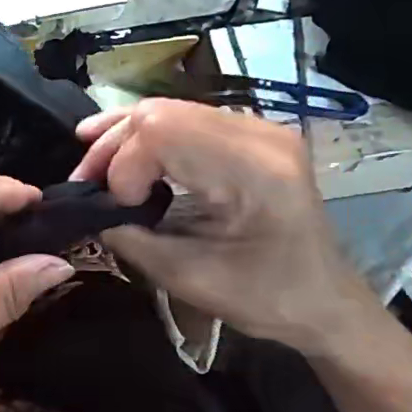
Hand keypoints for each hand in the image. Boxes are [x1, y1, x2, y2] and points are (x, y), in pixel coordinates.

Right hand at [69, 99, 381, 354]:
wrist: (324, 301)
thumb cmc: (266, 297)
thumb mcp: (188, 277)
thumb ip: (131, 238)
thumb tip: (89, 210)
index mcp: (254, 171)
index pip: (161, 134)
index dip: (124, 167)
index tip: (120, 209)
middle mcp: (258, 135)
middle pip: (158, 114)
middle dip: (112, 148)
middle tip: (87, 185)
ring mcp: (255, 128)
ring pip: (164, 109)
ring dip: (120, 138)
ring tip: (89, 162)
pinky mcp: (246, 134)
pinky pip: (179, 117)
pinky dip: (140, 133)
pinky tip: (108, 137)